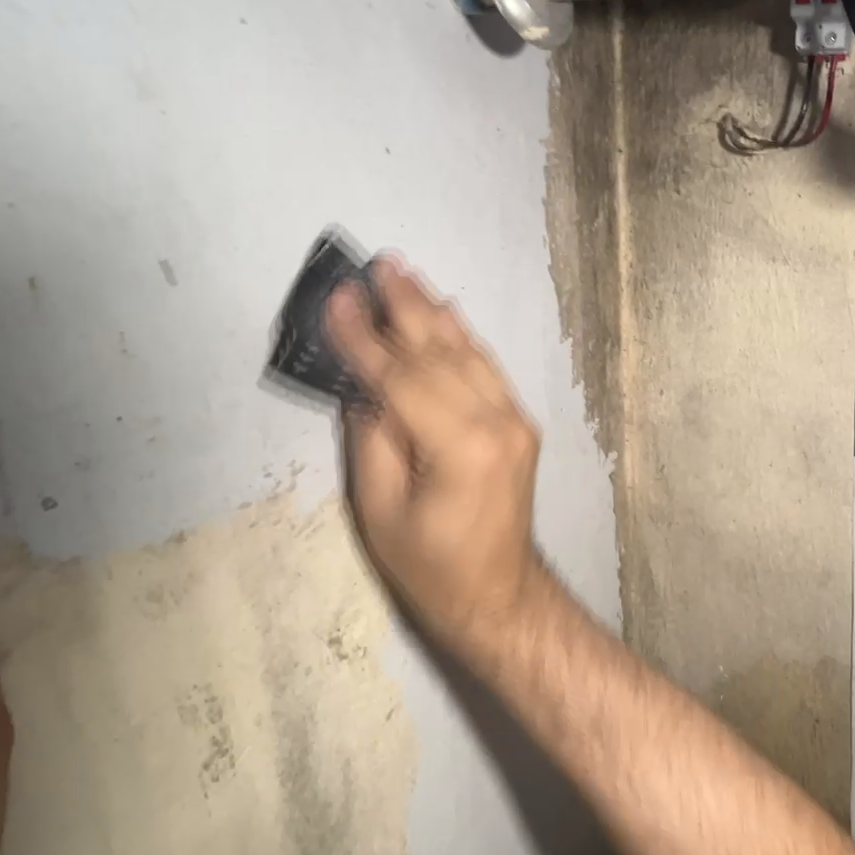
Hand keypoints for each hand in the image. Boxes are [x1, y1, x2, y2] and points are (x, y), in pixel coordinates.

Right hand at [326, 259, 542, 648]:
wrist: (496, 590)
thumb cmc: (428, 565)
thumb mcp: (378, 508)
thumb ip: (372, 436)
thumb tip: (363, 380)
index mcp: (460, 445)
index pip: (402, 376)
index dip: (363, 336)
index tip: (335, 297)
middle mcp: (497, 421)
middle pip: (441, 352)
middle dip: (405, 306)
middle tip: (378, 263)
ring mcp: (515, 420)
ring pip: (468, 353)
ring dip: (434, 313)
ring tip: (404, 276)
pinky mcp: (519, 424)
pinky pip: (486, 370)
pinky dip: (461, 340)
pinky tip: (443, 315)